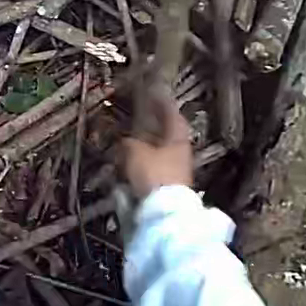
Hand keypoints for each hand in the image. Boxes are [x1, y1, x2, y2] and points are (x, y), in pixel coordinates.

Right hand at [120, 83, 193, 197]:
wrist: (163, 211)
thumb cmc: (155, 176)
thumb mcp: (136, 152)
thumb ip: (129, 143)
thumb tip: (125, 141)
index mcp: (178, 140)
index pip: (173, 115)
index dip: (164, 104)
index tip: (157, 94)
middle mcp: (180, 153)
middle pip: (168, 133)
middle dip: (155, 124)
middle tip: (144, 115)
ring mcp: (175, 170)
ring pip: (161, 151)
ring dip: (149, 143)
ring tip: (134, 138)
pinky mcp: (166, 186)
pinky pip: (155, 167)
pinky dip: (145, 161)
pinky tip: (133, 162)